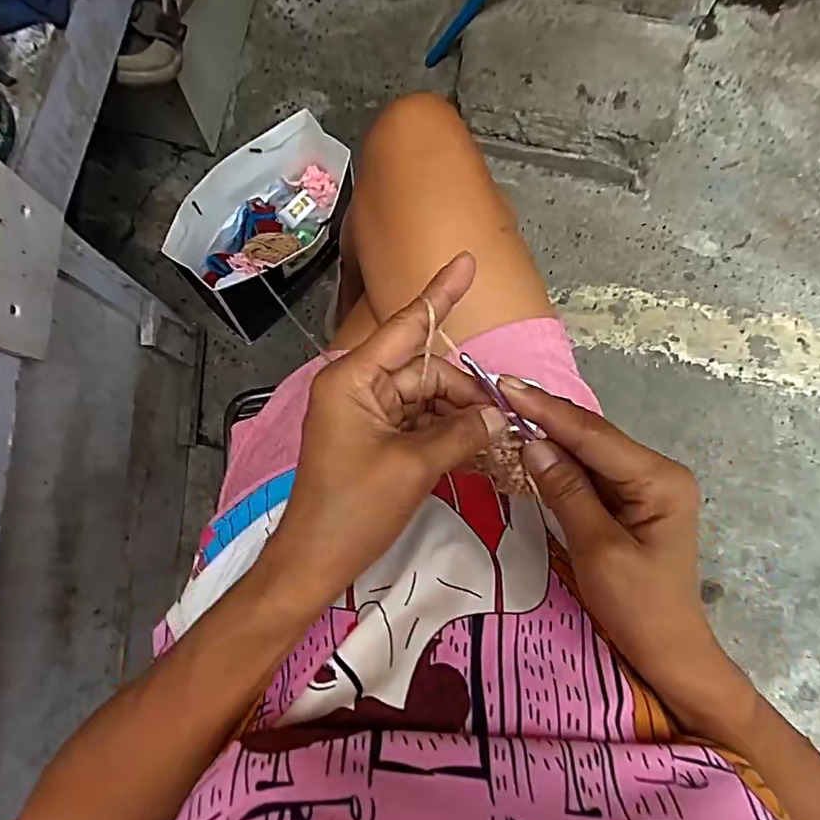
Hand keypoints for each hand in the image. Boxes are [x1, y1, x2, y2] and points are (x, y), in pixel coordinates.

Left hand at [260, 254, 507, 609]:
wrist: (316, 559)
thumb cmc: (354, 510)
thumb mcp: (414, 467)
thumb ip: (461, 434)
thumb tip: (500, 416)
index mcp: (353, 379)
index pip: (406, 327)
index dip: (440, 294)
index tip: (468, 260)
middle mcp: (355, 386)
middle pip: (423, 371)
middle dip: (464, 392)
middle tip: (503, 421)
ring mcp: (362, 412)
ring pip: (424, 398)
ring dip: (458, 416)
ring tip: (493, 440)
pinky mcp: (371, 437)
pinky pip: (415, 422)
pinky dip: (443, 432)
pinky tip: (474, 447)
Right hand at [500, 380, 756, 738]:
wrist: (667, 650)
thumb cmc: (637, 606)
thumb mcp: (598, 549)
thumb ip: (566, 491)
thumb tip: (532, 442)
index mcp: (659, 480)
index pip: (593, 436)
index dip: (547, 410)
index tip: (506, 386)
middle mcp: (656, 472)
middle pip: (592, 435)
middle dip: (545, 413)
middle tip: (499, 389)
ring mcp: (643, 484)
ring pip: (588, 449)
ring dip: (548, 431)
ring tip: (507, 406)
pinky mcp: (627, 498)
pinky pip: (587, 469)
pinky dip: (557, 456)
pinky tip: (532, 441)